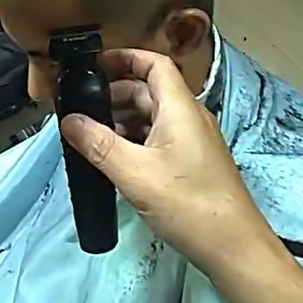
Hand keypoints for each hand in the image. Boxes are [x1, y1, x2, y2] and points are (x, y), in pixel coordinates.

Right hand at [60, 50, 284, 281]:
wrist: (233, 245)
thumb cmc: (187, 203)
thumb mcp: (135, 173)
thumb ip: (99, 144)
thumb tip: (69, 119)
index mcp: (180, 107)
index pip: (155, 64)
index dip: (126, 58)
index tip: (94, 65)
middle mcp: (190, 116)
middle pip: (151, 89)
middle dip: (116, 92)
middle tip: (83, 105)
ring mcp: (194, 139)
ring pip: (154, 115)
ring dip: (124, 117)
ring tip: (91, 132)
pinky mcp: (193, 160)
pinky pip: (160, 136)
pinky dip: (136, 137)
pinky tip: (115, 155)